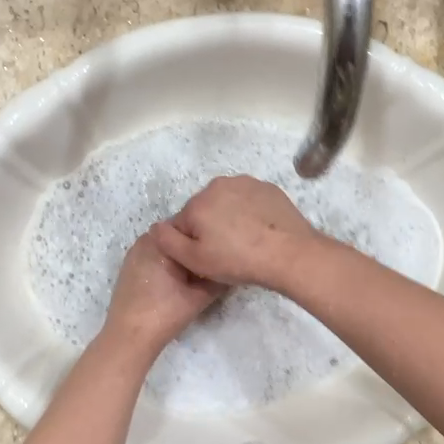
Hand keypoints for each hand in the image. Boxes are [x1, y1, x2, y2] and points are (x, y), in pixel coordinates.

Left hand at [101, 225, 227, 355]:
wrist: (130, 336)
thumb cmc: (165, 312)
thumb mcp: (199, 296)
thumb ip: (218, 279)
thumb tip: (229, 268)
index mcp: (161, 241)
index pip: (188, 226)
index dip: (205, 238)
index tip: (217, 250)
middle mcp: (144, 241)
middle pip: (175, 237)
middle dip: (191, 248)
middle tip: (209, 262)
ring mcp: (134, 254)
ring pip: (164, 249)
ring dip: (178, 257)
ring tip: (195, 273)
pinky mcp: (129, 269)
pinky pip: (152, 258)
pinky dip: (165, 265)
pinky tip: (175, 282)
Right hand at [154, 176, 323, 289]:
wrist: (289, 253)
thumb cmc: (238, 260)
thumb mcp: (196, 260)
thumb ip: (168, 242)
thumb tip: (155, 227)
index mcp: (197, 203)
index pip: (183, 223)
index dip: (191, 243)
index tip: (208, 258)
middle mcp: (218, 185)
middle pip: (205, 210)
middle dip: (210, 228)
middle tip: (227, 252)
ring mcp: (246, 183)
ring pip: (227, 204)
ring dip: (230, 219)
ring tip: (245, 243)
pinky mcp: (268, 188)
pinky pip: (249, 201)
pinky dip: (250, 214)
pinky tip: (260, 232)